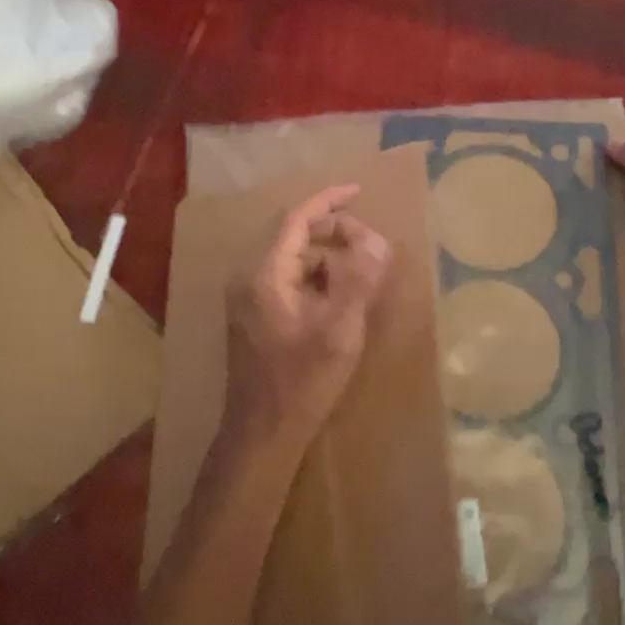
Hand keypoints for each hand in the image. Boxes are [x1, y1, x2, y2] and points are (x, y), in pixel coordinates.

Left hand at [223, 185, 391, 452]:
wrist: (262, 433)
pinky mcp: (253, 313)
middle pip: (289, 231)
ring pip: (288, 254)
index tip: (358, 191)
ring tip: (359, 268)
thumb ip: (359, 280)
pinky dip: (313, 274)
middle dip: (330, 227)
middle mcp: (247, 276)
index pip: (296, 218)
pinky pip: (285, 276)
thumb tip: (378, 240)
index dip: (328, 200)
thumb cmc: (302, 382)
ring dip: (324, 252)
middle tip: (367, 239)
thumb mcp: (339, 330)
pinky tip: (337, 296)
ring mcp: (247, 296)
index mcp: (263, 273)